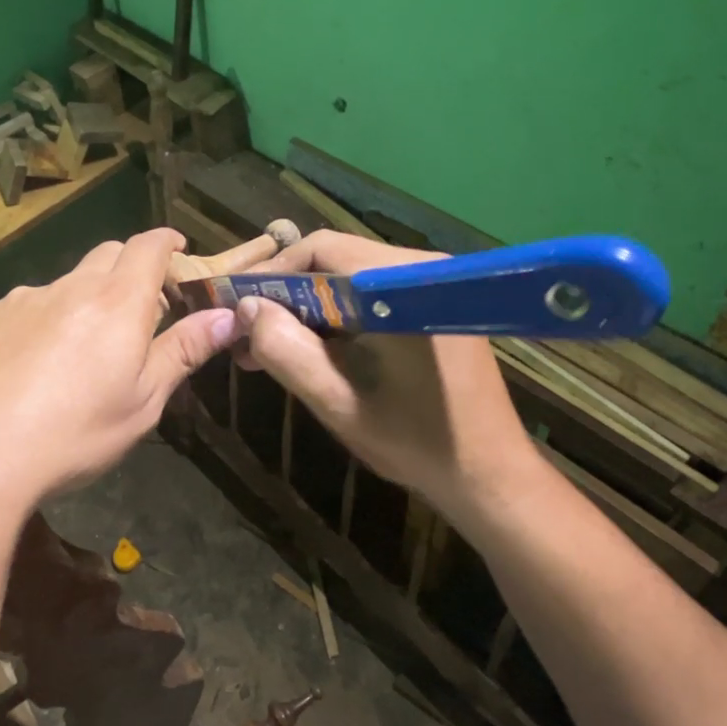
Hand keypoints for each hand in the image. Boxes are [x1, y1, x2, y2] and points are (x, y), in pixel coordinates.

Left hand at [0, 229, 240, 514]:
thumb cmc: (72, 435)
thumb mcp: (142, 403)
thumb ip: (182, 352)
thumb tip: (226, 316)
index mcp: (115, 302)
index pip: (147, 247)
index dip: (166, 243)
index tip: (177, 252)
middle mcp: (67, 288)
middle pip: (106, 255)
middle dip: (129, 268)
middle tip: (138, 309)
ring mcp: (18, 302)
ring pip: (63, 284)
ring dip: (82, 299)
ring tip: (79, 350)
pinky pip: (23, 309)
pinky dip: (41, 322)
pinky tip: (28, 369)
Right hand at [234, 231, 537, 513]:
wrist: (488, 475)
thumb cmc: (414, 440)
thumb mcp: (337, 401)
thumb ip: (287, 350)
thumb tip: (246, 307)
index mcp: (403, 284)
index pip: (321, 251)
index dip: (272, 276)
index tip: (239, 310)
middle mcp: (422, 268)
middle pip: (333, 259)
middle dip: (287, 295)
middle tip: (250, 335)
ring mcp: (432, 283)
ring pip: (347, 276)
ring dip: (308, 307)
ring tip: (273, 346)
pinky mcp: (432, 302)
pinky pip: (369, 291)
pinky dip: (335, 314)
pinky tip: (313, 348)